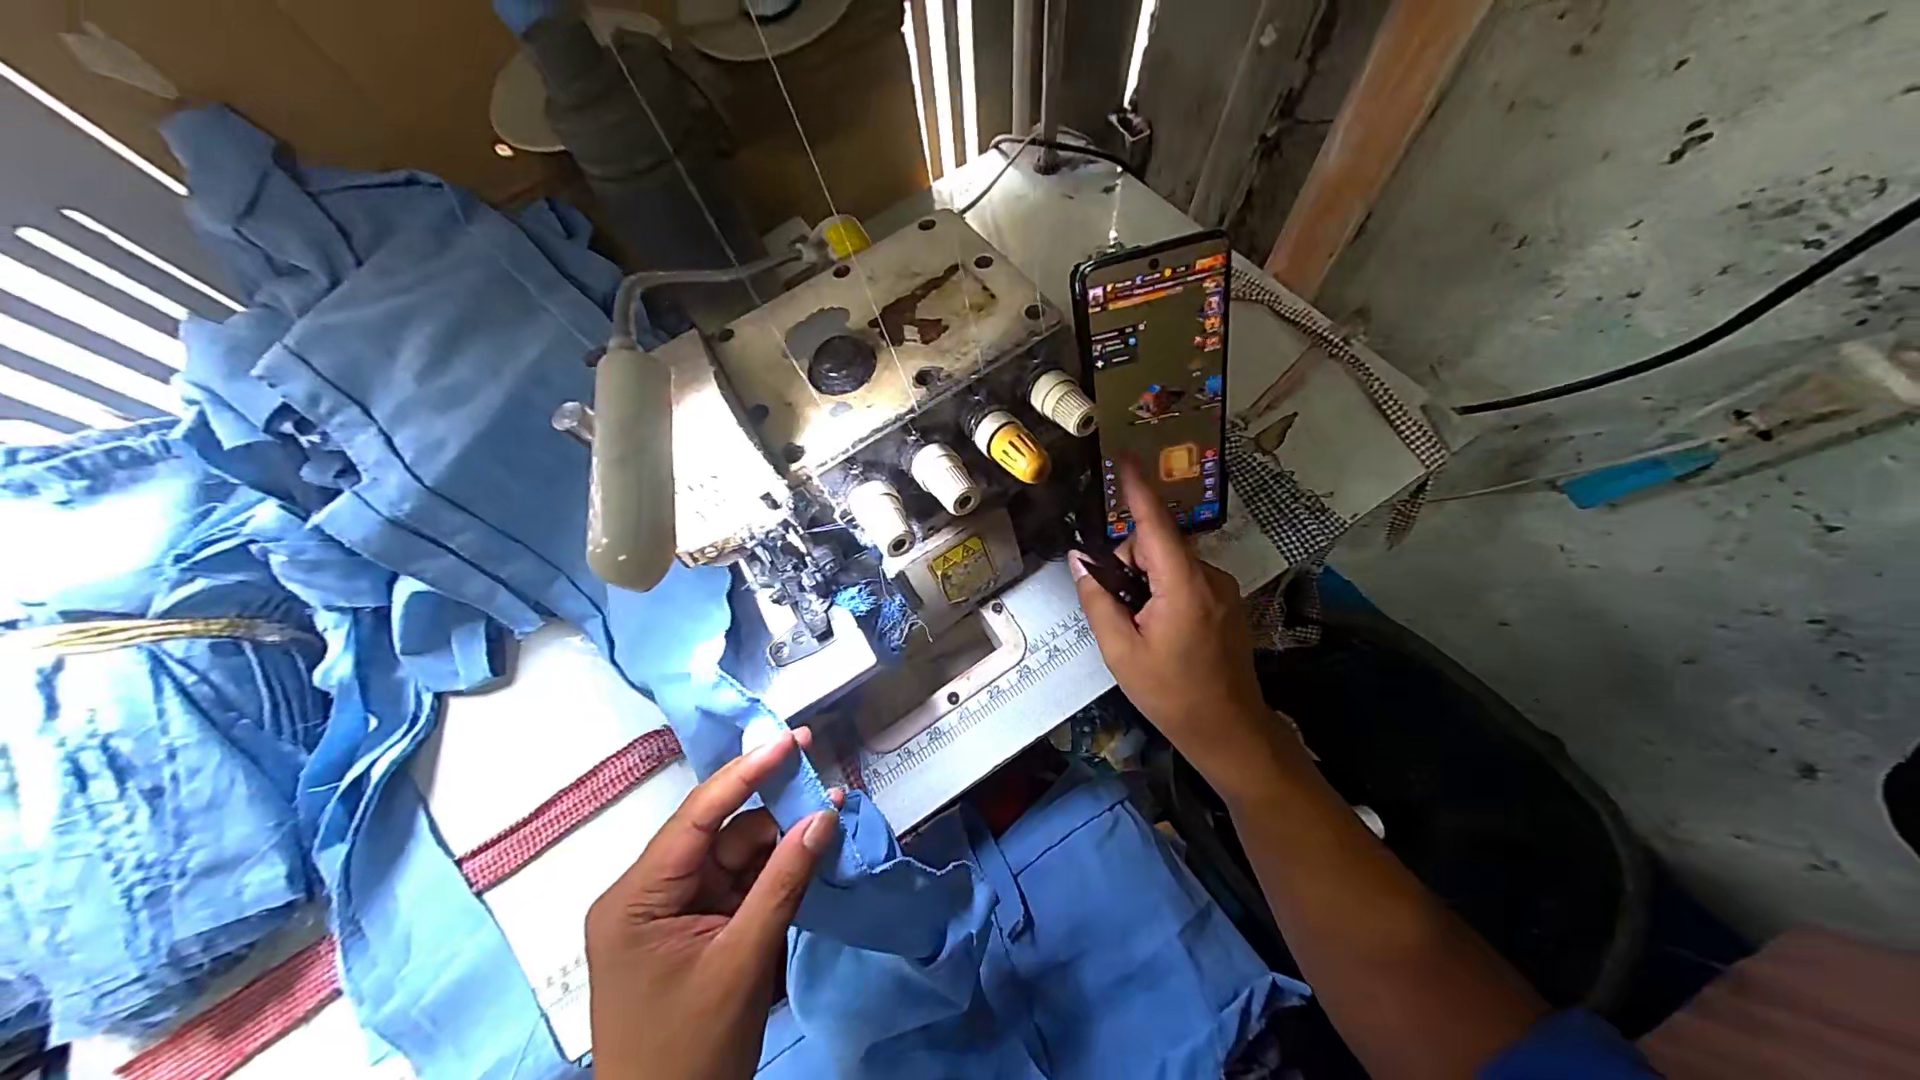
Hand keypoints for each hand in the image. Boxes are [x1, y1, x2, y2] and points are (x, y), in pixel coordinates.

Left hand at [586, 729, 840, 1079]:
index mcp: (636, 896)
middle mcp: (646, 893)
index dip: (746, 774)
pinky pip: (734, 885)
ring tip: (826, 825)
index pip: (696, 817)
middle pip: (719, 834)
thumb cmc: (691, 1051)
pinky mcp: (690, 928)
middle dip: (773, 813)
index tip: (788, 742)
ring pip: (732, 857)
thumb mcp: (742, 961)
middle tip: (823, 789)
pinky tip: (806, 859)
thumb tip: (823, 817)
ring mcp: (668, 911)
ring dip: (778, 845)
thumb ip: (784, 882)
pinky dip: (770, 874)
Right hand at [1071, 461, 1298, 798]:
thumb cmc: (1171, 694)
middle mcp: (1209, 577)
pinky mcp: (1226, 602)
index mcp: (1183, 586)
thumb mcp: (1121, 651)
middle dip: (1129, 564)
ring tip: (1142, 628)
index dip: (1137, 488)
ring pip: (1170, 563)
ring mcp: (1223, 589)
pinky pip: (1186, 578)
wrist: (1229, 730)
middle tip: (1119, 610)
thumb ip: (1098, 600)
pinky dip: (1164, 590)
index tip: (1123, 455)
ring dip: (1146, 581)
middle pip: (1158, 545)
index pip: (1155, 524)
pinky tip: (1161, 630)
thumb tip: (1080, 561)